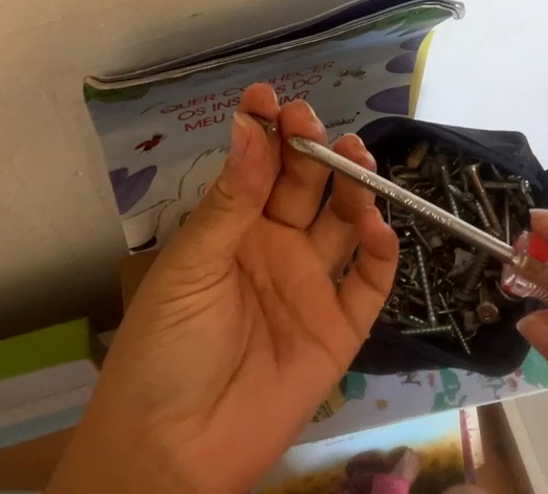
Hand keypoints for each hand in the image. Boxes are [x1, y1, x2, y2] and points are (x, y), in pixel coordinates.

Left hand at [48, 85, 398, 493]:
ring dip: (353, 188)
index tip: (269, 98)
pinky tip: (378, 225)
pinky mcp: (337, 330)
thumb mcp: (191, 265)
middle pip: (304, 186)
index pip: (258, 166)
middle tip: (312, 122)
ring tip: (356, 156)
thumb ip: (232, 199)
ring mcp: (309, 286)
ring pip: (343, 224)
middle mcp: (274, 247)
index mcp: (232, 228)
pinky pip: (369, 285)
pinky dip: (382, 254)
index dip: (266, 131)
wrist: (173, 450)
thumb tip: (252, 125)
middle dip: (311, 148)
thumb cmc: (165, 347)